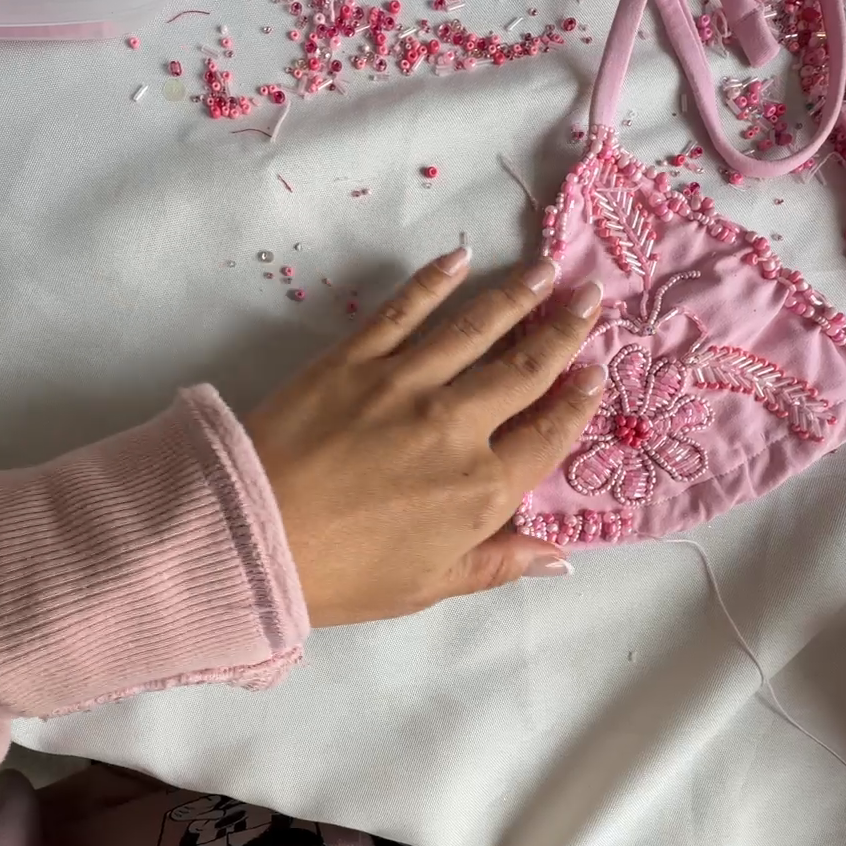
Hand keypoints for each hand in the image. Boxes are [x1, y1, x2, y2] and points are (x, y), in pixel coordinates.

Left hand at [245, 247, 602, 626]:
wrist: (250, 535)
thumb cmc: (341, 574)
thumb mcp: (428, 586)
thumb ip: (497, 564)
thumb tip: (560, 557)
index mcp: (479, 490)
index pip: (547, 436)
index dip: (576, 402)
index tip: (595, 372)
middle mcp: (455, 427)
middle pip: (523, 370)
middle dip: (563, 330)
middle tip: (590, 297)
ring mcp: (404, 384)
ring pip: (475, 328)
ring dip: (516, 295)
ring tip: (546, 269)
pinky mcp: (354, 358)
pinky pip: (404, 310)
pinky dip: (434, 281)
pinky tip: (459, 260)